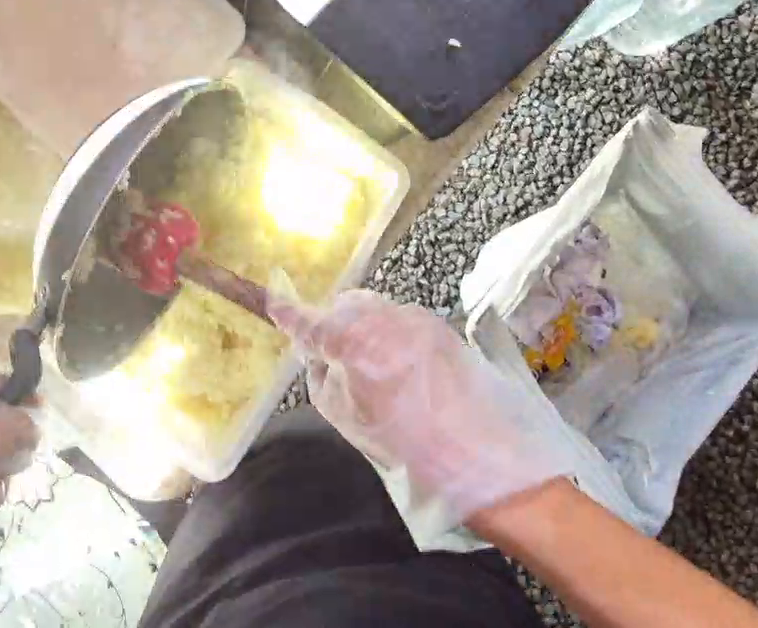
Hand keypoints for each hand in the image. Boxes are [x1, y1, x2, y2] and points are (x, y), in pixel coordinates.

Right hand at [271, 289, 582, 531]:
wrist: (485, 455)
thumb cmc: (407, 445)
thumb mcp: (348, 419)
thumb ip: (323, 376)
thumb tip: (317, 353)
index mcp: (355, 341)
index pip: (310, 320)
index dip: (288, 313)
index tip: (272, 303)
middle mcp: (384, 317)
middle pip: (345, 306)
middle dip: (334, 325)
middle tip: (336, 360)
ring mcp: (416, 317)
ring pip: (374, 310)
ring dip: (364, 328)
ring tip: (374, 369)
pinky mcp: (440, 325)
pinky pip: (401, 319)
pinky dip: (391, 334)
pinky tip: (402, 370)